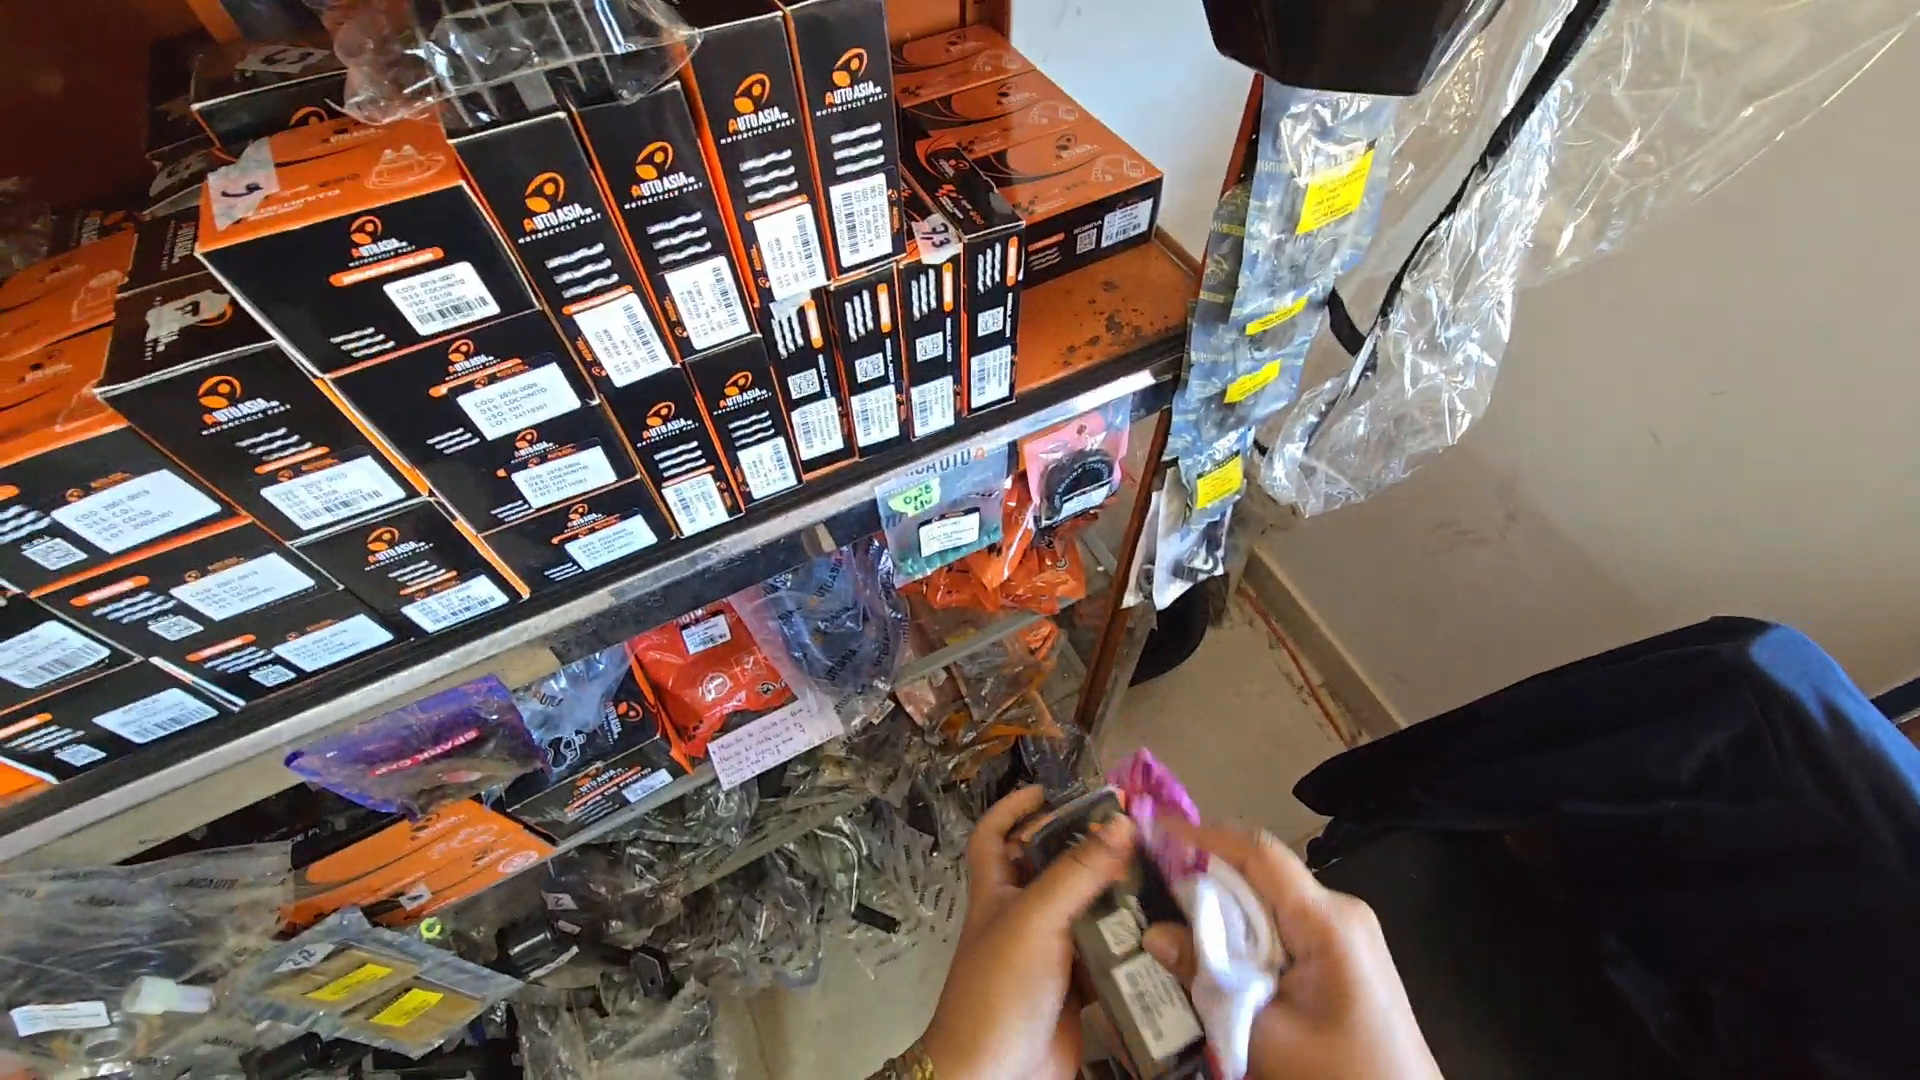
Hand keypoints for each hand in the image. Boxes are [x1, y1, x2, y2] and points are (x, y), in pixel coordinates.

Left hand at [921, 786, 1135, 1079]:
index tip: (1049, 790)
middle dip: (1083, 847)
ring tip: (1155, 870)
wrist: (998, 1076)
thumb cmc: (1002, 984)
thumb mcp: (1035, 917)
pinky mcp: (1076, 986)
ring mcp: (1049, 952)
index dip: (1014, 808)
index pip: (994, 834)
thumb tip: (1121, 820)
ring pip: (1083, 909)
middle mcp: (1021, 913)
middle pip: (1049, 867)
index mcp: (997, 889)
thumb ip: (1078, 871)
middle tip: (1128, 830)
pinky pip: (1105, 952)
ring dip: (1113, 894)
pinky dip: (1127, 941)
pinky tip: (1159, 926)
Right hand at [1143, 819, 1440, 1079]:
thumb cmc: (1340, 1076)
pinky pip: (1281, 920)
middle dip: (1205, 873)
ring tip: (1173, 914)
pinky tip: (1217, 947)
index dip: (1205, 833)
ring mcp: (1344, 929)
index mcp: (1328, 920)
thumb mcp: (1266, 1037)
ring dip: (1223, 904)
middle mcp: (1339, 909)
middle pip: (1260, 872)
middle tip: (1152, 880)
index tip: (1156, 828)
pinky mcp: (1341, 951)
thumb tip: (1153, 934)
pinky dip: (1245, 927)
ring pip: (1267, 896)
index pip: (1258, 853)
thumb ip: (1209, 978)